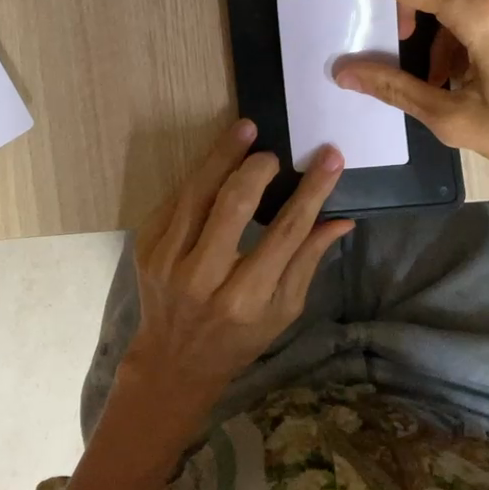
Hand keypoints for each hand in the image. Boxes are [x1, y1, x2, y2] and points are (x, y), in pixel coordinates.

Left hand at [122, 119, 353, 405]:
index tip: (329, 158)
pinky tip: (216, 159)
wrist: (173, 360)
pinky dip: (199, 175)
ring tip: (243, 129)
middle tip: (272, 151)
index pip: (286, 233)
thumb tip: (341, 219)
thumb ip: (308, 261)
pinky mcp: (147, 245)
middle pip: (233, 206)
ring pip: (197, 192)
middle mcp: (204, 278)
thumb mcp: (283, 311)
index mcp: (246, 299)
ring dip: (222, 155)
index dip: (311, 192)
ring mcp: (168, 260)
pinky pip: (176, 199)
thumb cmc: (239, 337)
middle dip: (256, 169)